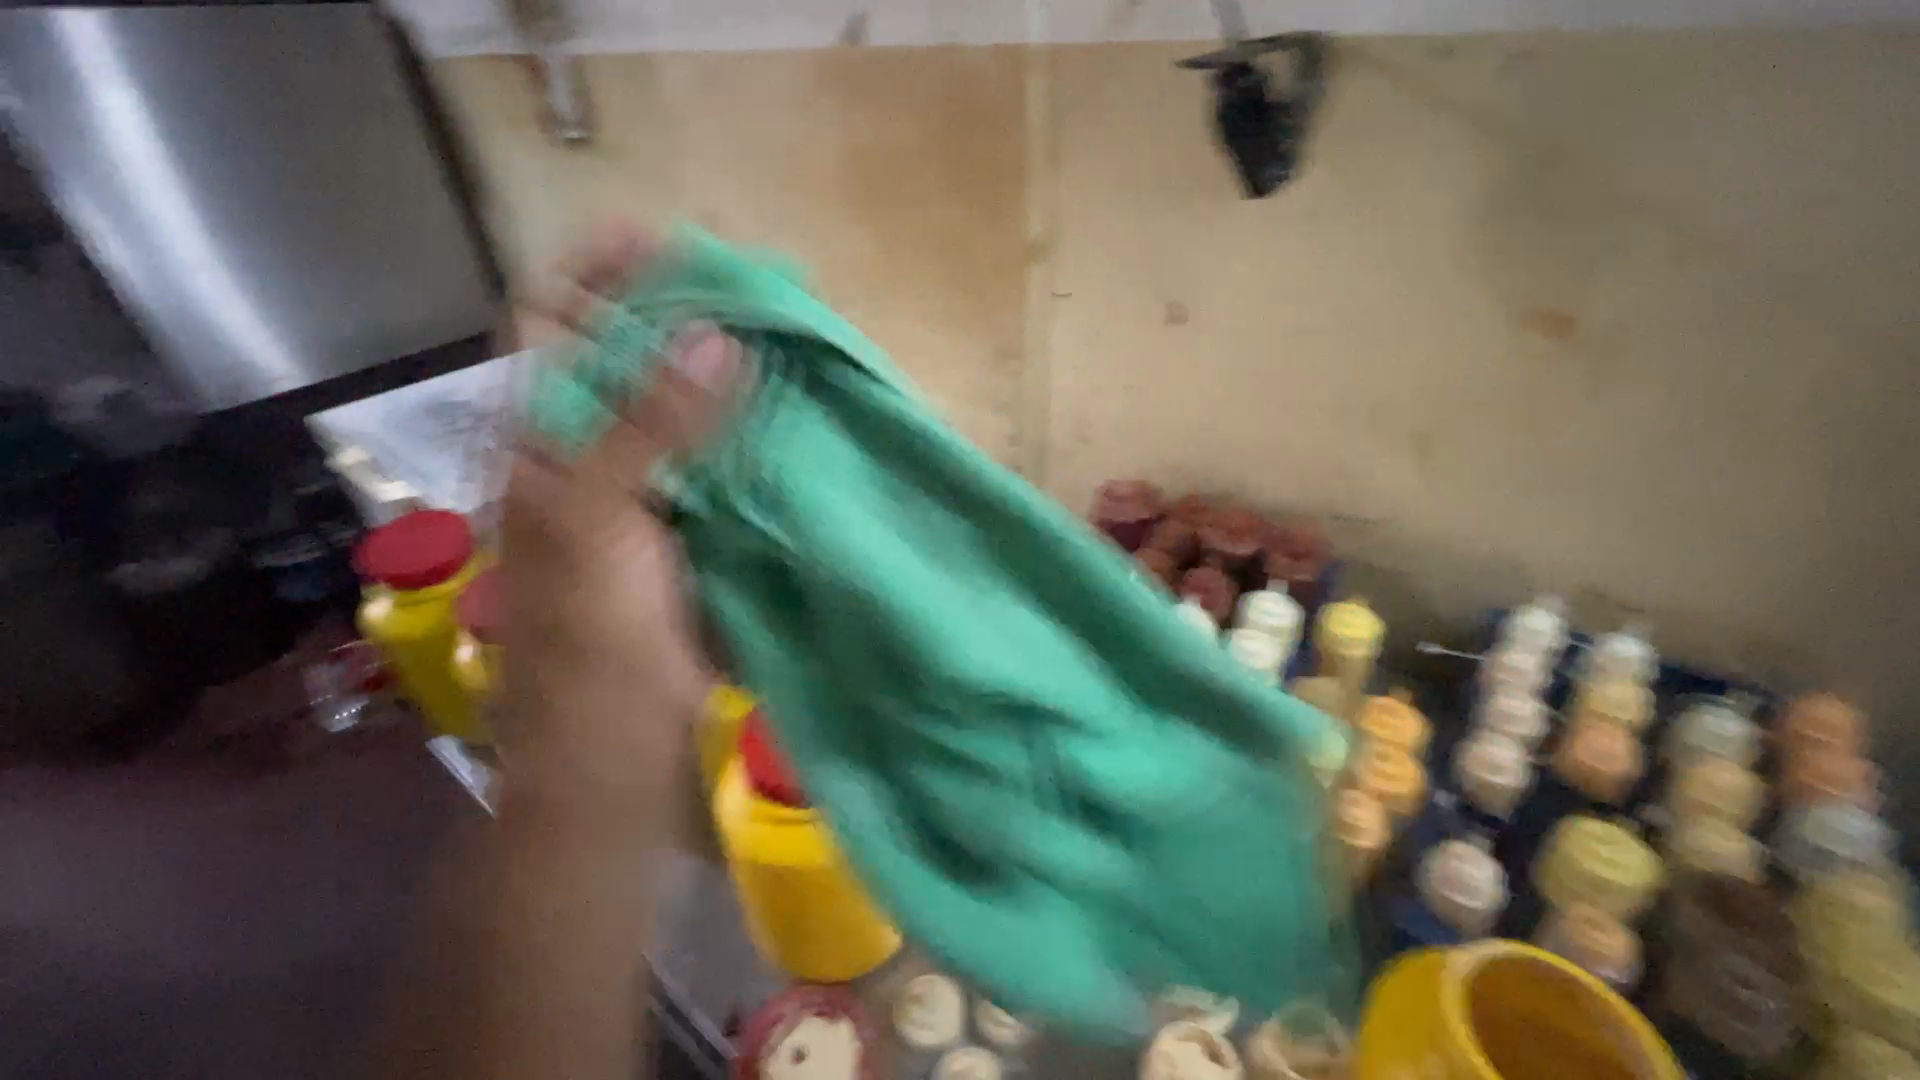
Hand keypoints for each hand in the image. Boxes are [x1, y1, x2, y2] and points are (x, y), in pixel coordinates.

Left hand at [497, 223, 742, 810]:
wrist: (626, 755)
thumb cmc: (589, 645)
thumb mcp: (599, 526)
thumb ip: (649, 428)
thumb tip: (714, 334)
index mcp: (545, 445)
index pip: (548, 325)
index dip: (591, 273)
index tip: (659, 236)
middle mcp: (597, 457)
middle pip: (632, 360)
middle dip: (682, 315)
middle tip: (755, 287)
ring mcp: (659, 495)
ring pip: (694, 412)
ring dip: (738, 375)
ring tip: (796, 340)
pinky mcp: (711, 533)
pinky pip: (740, 466)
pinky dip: (770, 435)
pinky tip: (812, 416)